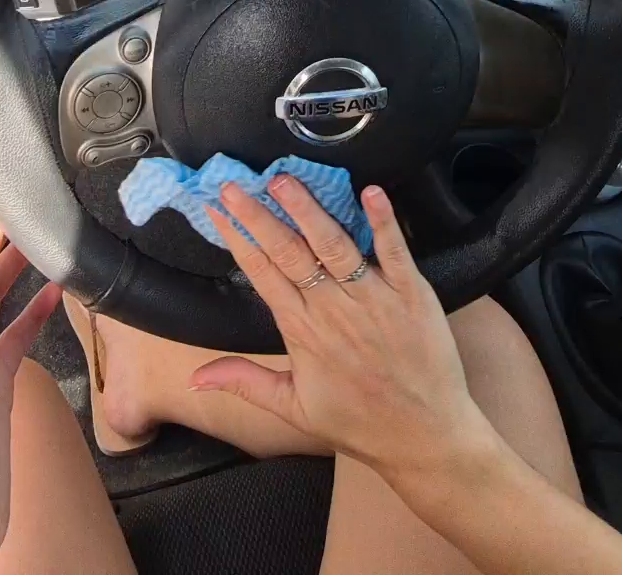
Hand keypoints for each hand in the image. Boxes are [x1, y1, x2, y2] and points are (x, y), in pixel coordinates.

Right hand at [191, 178, 491, 477]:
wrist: (425, 439)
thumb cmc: (359, 422)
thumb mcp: (293, 406)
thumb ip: (244, 382)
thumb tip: (196, 377)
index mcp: (301, 330)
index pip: (261, 273)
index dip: (237, 237)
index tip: (218, 209)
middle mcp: (331, 309)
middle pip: (287, 252)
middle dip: (258, 215)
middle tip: (235, 185)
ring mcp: (372, 298)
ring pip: (332, 244)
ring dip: (306, 210)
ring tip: (283, 181)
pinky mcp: (410, 293)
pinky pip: (393, 251)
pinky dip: (382, 221)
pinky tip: (370, 192)